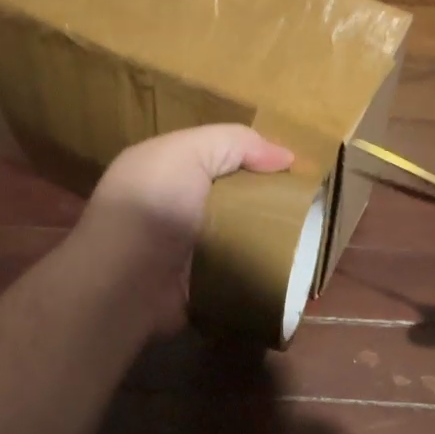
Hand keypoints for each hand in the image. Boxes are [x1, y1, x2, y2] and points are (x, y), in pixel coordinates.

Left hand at [72, 125, 294, 332]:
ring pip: (238, 240)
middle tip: (308, 210)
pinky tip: (288, 273)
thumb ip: (234, 143)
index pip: (218, 158)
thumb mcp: (188, 152)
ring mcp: (186, 254)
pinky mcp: (200, 289)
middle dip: (266, 204)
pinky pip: (236, 277)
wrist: (126, 284)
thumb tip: (286, 156)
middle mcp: (174, 211)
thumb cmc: (153, 206)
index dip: (254, 161)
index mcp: (165, 172)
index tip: (294, 171)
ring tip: (307, 243)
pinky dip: (258, 275)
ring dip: (267, 242)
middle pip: (232, 201)